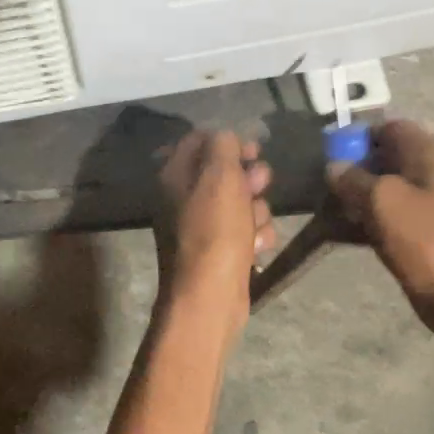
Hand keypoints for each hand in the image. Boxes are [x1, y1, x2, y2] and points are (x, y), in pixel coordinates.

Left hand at [157, 130, 275, 323]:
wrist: (209, 296)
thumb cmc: (214, 231)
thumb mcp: (220, 177)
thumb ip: (223, 146)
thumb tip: (225, 137)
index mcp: (174, 175)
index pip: (200, 140)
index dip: (229, 140)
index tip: (253, 149)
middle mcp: (183, 197)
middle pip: (224, 172)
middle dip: (249, 178)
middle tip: (259, 185)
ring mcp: (201, 226)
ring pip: (241, 203)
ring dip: (256, 210)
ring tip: (255, 226)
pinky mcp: (219, 250)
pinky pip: (245, 231)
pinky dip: (255, 236)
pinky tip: (257, 247)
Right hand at [325, 120, 433, 335]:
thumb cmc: (427, 240)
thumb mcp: (383, 201)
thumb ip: (354, 179)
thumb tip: (334, 166)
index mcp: (430, 156)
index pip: (392, 128)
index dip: (360, 135)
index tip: (330, 152)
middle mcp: (432, 174)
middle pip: (386, 159)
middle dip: (354, 168)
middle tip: (323, 182)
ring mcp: (429, 206)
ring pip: (385, 190)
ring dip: (356, 197)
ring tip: (325, 207)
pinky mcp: (422, 234)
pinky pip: (388, 217)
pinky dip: (366, 220)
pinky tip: (340, 232)